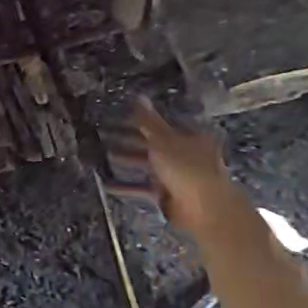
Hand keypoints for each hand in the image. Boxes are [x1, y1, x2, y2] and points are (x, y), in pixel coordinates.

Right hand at [104, 99, 249, 232]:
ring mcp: (177, 175)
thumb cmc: (187, 167)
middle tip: (103, 135)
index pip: (162, 124)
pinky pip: (144, 187)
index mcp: (189, 136)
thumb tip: (138, 96)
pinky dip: (127, 186)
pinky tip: (108, 184)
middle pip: (153, 144)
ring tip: (102, 156)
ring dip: (126, 161)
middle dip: (129, 140)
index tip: (117, 117)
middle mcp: (185, 154)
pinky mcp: (168, 195)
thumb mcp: (164, 140)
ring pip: (147, 165)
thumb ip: (148, 121)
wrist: (205, 210)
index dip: (139, 120)